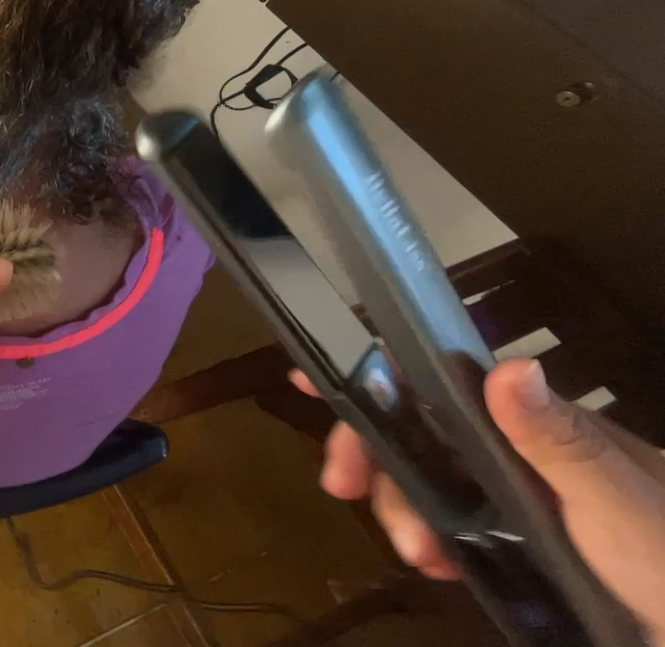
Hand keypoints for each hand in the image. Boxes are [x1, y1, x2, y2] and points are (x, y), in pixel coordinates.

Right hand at [298, 361, 664, 638]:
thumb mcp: (621, 506)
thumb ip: (561, 442)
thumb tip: (508, 365)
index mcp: (532, 424)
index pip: (433, 380)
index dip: (370, 375)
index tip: (309, 381)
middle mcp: (512, 447)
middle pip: (411, 431)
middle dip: (369, 456)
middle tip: (340, 487)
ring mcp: (511, 491)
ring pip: (421, 479)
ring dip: (400, 510)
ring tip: (420, 557)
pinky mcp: (514, 534)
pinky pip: (445, 522)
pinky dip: (427, 539)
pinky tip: (438, 565)